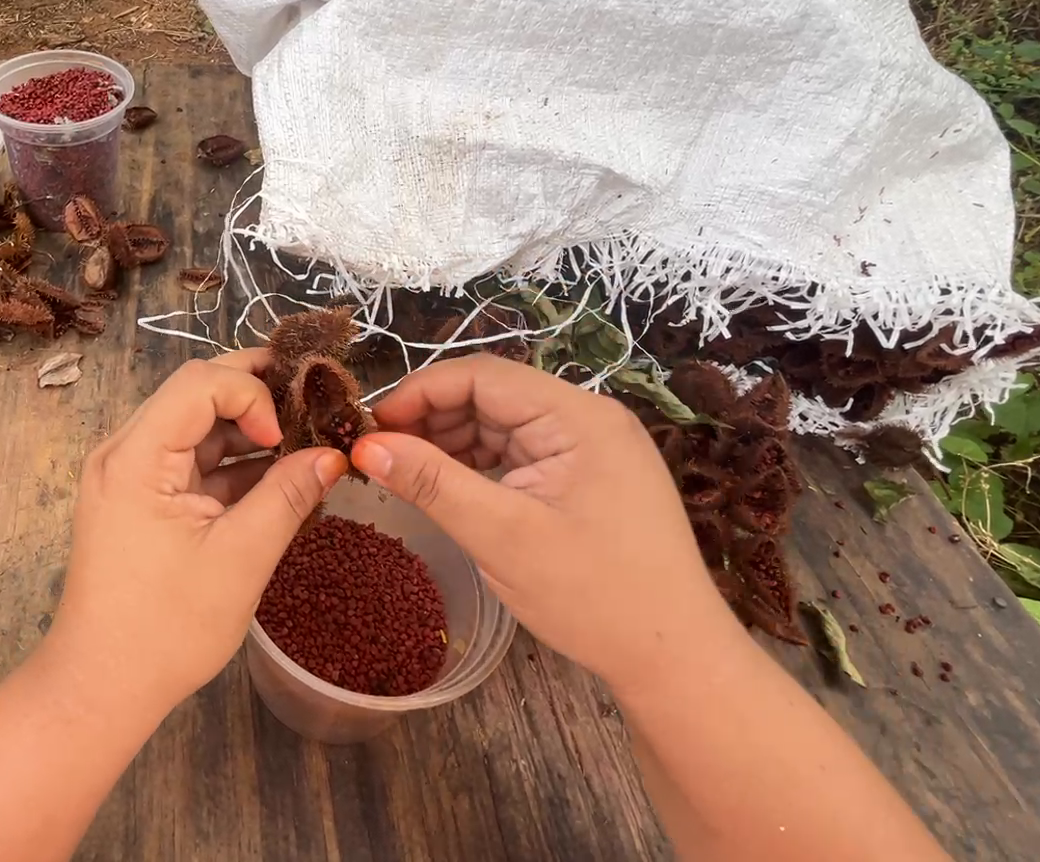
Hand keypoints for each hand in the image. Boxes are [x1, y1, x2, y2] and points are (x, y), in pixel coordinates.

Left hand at [46, 349, 347, 714]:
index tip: (284, 438)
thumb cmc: (166, 628)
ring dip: (247, 431)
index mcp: (136, 457)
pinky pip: (191, 462)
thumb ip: (287, 496)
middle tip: (311, 404)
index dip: (251, 393)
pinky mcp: (141, 498)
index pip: (198, 384)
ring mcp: (130, 474)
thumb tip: (333, 454)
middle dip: (255, 395)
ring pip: (196, 427)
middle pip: (194, 395)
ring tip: (303, 440)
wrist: (102, 684)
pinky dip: (231, 464)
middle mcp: (124, 452)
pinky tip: (275, 474)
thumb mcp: (240, 559)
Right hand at [349, 354, 739, 694]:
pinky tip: (443, 484)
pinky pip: (514, 451)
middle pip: (489, 394)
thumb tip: (364, 446)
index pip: (481, 376)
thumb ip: (430, 482)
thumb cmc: (594, 595)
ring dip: (446, 440)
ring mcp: (586, 447)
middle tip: (379, 452)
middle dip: (429, 417)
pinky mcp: (581, 476)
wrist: (675, 663)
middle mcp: (585, 419)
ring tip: (404, 471)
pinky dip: (472, 463)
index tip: (370, 427)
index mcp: (578, 417)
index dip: (419, 392)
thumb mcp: (500, 535)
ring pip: (497, 422)